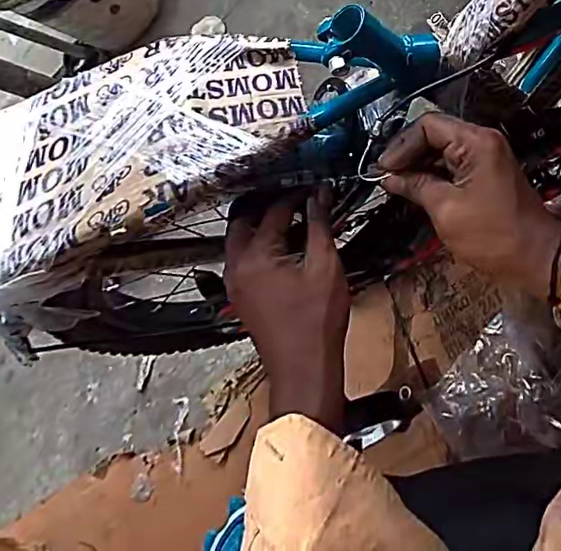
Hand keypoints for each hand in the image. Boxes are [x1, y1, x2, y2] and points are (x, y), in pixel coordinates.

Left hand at [224, 191, 348, 430]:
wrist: (305, 372)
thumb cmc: (317, 321)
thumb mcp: (325, 266)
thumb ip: (319, 225)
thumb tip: (319, 195)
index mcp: (255, 256)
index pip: (275, 210)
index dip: (297, 196)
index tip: (315, 189)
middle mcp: (236, 266)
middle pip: (245, 220)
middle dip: (269, 204)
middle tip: (296, 199)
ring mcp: (235, 284)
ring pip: (240, 239)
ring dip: (261, 225)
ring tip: (292, 219)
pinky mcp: (241, 297)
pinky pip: (243, 259)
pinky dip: (259, 245)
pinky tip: (284, 246)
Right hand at [378, 113, 560, 296]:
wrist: (539, 258)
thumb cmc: (495, 236)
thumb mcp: (446, 210)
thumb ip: (415, 186)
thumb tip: (390, 178)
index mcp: (476, 142)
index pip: (428, 125)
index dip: (402, 145)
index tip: (384, 167)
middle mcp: (484, 140)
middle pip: (435, 133)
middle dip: (408, 153)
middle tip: (386, 175)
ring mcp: (488, 155)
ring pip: (442, 148)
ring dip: (419, 163)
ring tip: (396, 182)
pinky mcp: (488, 170)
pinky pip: (454, 162)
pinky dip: (434, 172)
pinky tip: (416, 187)